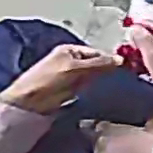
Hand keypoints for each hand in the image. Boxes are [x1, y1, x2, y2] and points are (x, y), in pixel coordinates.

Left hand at [0, 45, 122, 114]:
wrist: (29, 102)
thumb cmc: (48, 80)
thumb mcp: (76, 67)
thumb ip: (100, 63)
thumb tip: (122, 60)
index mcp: (70, 50)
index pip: (98, 52)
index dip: (110, 59)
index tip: (123, 67)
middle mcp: (73, 59)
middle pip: (98, 62)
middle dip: (108, 68)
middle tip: (120, 75)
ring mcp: (74, 73)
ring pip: (97, 73)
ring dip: (104, 77)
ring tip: (113, 81)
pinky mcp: (74, 86)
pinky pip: (92, 83)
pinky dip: (98, 84)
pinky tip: (104, 87)